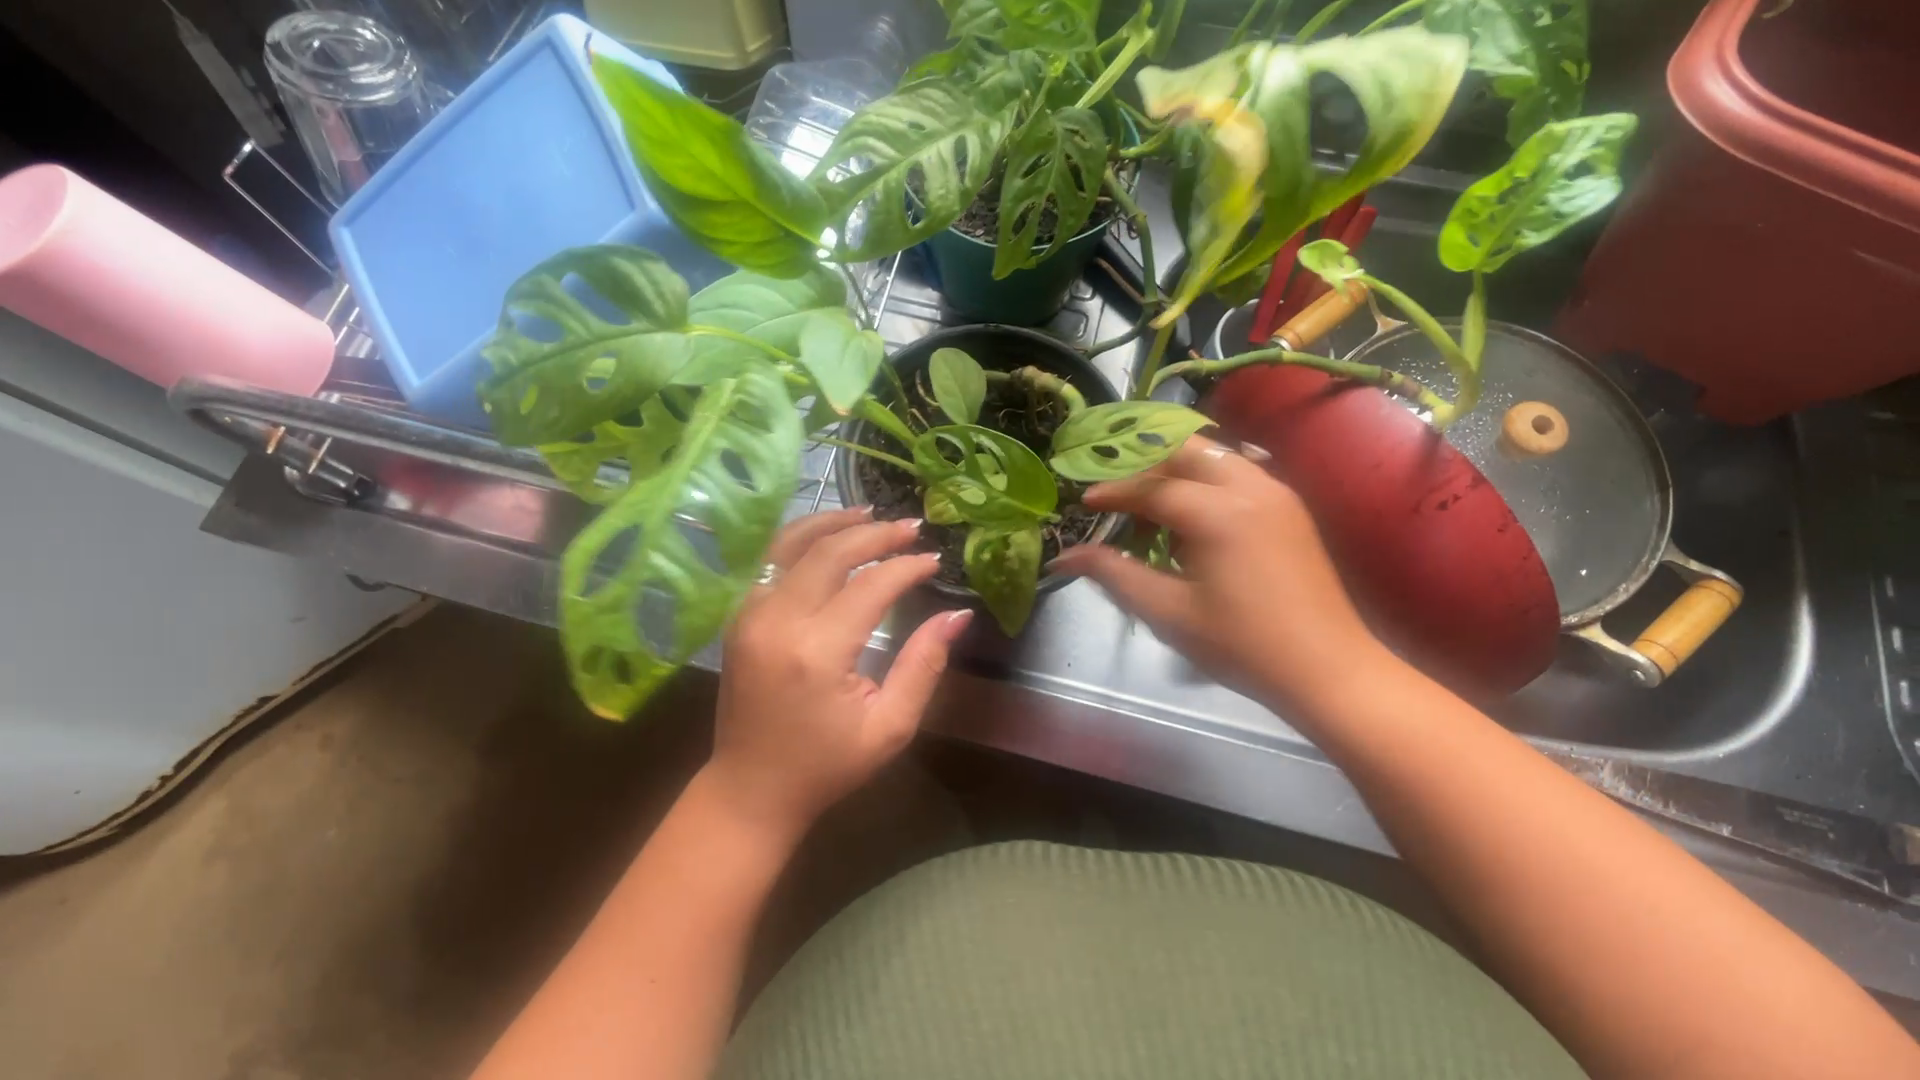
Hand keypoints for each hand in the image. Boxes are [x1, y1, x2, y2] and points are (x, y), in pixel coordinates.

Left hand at [707, 508, 972, 838]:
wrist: (750, 789)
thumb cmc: (827, 766)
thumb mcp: (889, 727)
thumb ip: (924, 665)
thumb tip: (957, 615)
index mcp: (817, 652)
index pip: (870, 586)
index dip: (906, 567)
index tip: (935, 560)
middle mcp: (777, 621)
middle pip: (829, 552)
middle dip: (875, 534)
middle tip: (911, 527)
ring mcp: (749, 615)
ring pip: (790, 545)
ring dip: (832, 523)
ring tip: (869, 513)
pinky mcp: (737, 618)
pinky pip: (768, 561)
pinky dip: (800, 540)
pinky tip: (828, 536)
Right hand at [1048, 436, 1383, 706]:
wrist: (1327, 670)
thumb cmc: (1241, 645)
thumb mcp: (1168, 612)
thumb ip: (1114, 574)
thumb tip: (1064, 557)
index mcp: (1218, 511)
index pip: (1152, 487)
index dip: (1113, 493)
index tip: (1084, 504)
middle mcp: (1250, 487)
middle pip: (1186, 452)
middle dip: (1145, 467)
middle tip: (1118, 498)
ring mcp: (1277, 494)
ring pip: (1216, 458)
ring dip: (1178, 472)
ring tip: (1153, 510)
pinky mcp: (1292, 509)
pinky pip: (1240, 474)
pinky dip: (1207, 482)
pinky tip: (1194, 521)